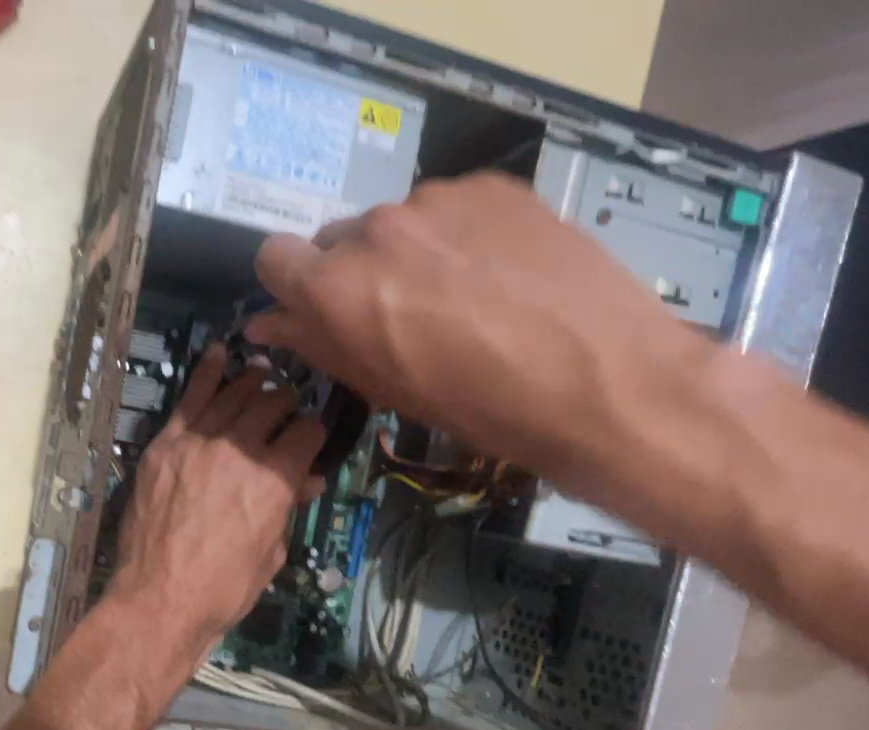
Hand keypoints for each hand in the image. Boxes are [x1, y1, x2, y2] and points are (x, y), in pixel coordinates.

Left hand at [108, 347, 325, 652]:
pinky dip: (207, 373)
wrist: (159, 599)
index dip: (316, 430)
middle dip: (286, 402)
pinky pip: (188, 400)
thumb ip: (287, 509)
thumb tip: (306, 482)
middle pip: (272, 404)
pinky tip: (220, 354)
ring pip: (232, 394)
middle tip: (287, 406)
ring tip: (263, 373)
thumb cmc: (224, 588)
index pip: (307, 433)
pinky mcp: (164, 445)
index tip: (313, 432)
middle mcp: (240, 448)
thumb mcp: (271, 553)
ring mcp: (197, 442)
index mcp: (276, 477)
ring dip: (253, 381)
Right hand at [250, 172, 719, 485]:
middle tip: (397, 312)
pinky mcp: (491, 185)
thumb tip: (268, 323)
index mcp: (337, 288)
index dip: (291, 285)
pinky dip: (455, 235)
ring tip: (459, 294)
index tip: (315, 308)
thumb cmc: (479, 404)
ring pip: (395, 224)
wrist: (600, 379)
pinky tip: (495, 272)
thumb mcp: (384, 386)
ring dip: (406, 253)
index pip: (274, 257)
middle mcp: (376, 230)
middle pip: (337, 240)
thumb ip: (318, 344)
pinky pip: (448, 208)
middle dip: (352, 272)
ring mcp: (437, 200)